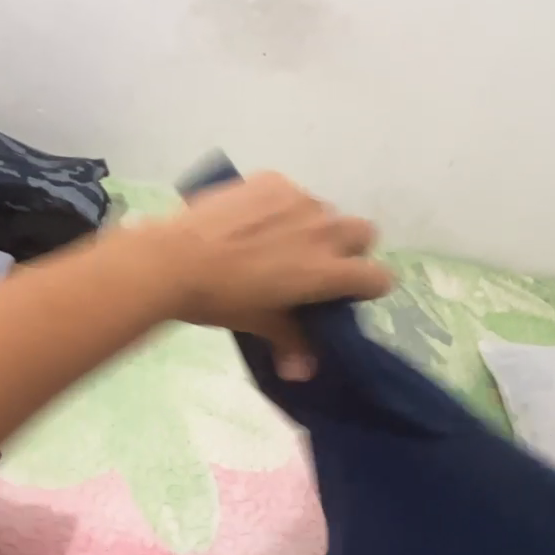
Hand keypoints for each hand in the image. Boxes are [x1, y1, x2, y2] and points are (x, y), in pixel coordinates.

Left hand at [140, 172, 393, 379]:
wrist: (174, 260)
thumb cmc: (221, 300)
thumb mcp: (259, 324)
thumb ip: (290, 344)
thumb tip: (302, 373)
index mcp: (328, 270)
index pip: (379, 277)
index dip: (366, 287)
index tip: (346, 294)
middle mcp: (324, 229)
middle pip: (363, 233)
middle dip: (348, 248)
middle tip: (315, 265)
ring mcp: (298, 199)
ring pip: (323, 211)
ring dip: (312, 226)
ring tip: (275, 241)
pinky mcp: (271, 180)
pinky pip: (290, 193)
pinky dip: (280, 207)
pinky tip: (250, 222)